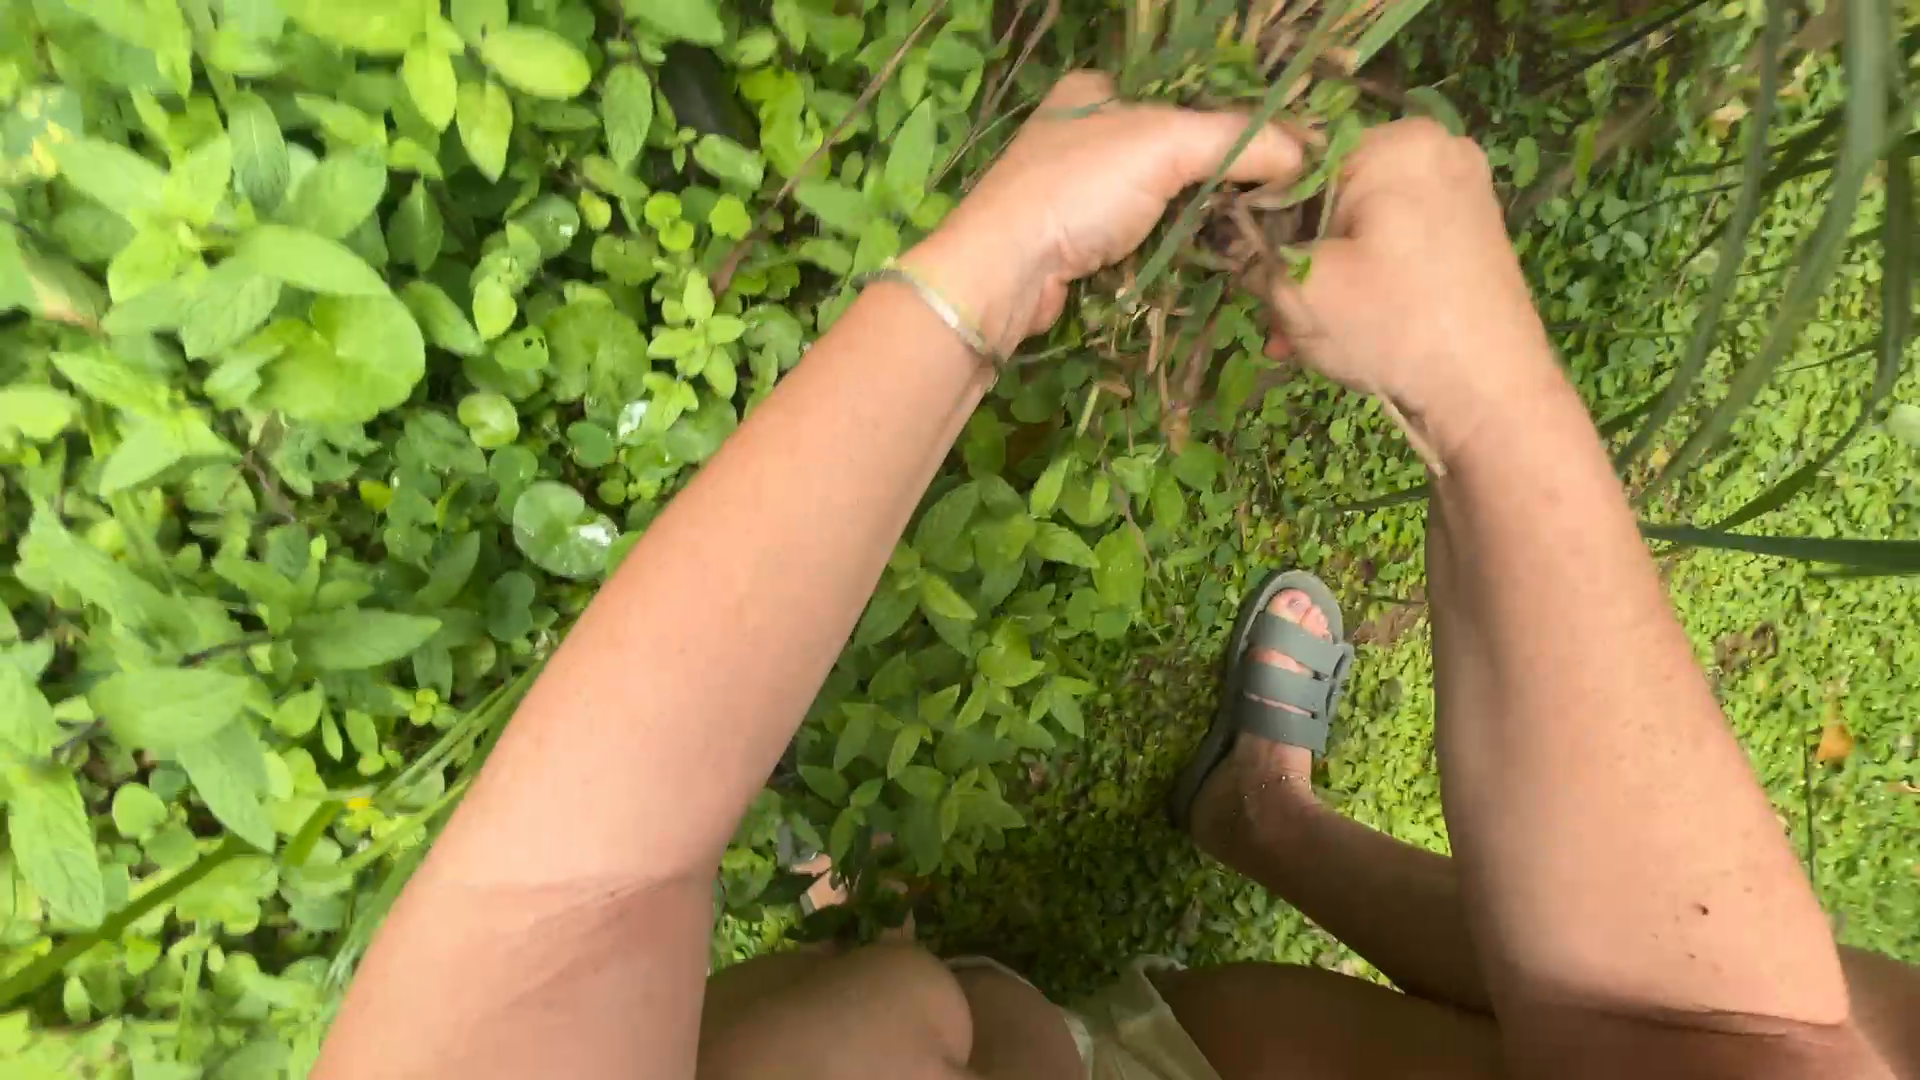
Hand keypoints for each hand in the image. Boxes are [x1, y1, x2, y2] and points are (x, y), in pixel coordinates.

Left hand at [903, 71, 1302, 355]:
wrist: (1006, 272)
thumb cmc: (1078, 190)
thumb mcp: (1163, 144)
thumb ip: (1235, 140)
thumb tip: (1303, 150)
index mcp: (1098, 91)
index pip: (1184, 90)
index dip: (1234, 114)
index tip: (1282, 144)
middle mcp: (1084, 137)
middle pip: (1172, 147)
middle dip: (1218, 171)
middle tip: (1273, 192)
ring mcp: (1076, 195)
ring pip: (1155, 197)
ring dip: (1197, 213)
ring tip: (1250, 225)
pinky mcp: (1074, 246)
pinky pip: (1136, 237)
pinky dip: (1167, 243)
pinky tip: (1202, 250)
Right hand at [1263, 119, 1558, 450]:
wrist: (1485, 390)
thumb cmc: (1388, 325)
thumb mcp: (1294, 290)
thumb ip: (1252, 256)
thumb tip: (1231, 244)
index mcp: (1395, 143)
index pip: (1294, 164)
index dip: (1258, 218)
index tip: (1246, 270)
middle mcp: (1435, 149)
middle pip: (1326, 200)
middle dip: (1292, 260)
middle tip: (1272, 316)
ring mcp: (1458, 190)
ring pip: (1353, 230)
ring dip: (1318, 281)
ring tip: (1296, 336)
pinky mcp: (1465, 231)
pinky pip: (1387, 245)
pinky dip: (1356, 282)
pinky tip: (1336, 328)